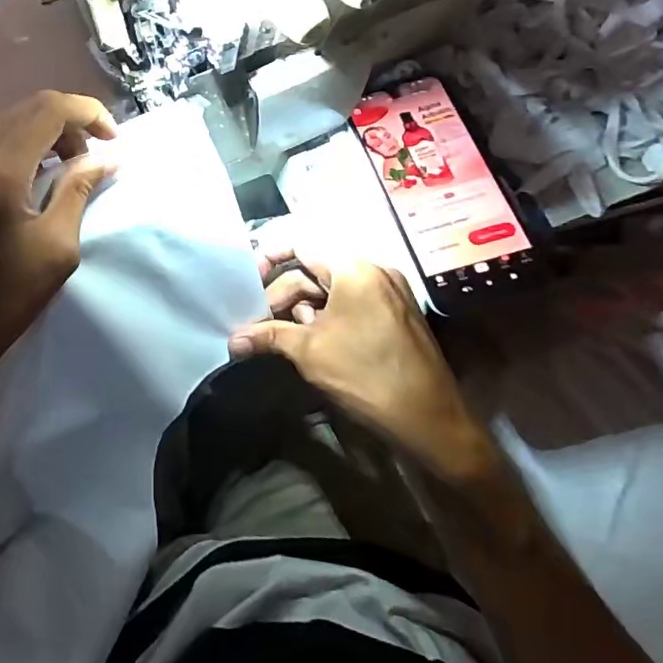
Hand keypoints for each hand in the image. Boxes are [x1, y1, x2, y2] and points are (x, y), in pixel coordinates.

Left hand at [0, 91, 117, 413]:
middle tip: (87, 157)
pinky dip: (1, 155)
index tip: (109, 137)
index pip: (48, 110)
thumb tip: (105, 158)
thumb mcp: (57, 248)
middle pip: (21, 112)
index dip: (86, 112)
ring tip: (54, 171)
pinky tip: (13, 186)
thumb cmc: (6, 303)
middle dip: (63, 125)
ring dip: (32, 138)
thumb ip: (79, 190)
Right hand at [229, 251, 496, 483]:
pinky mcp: (396, 313)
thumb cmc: (365, 376)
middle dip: (283, 295)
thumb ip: (268, 336)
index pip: (302, 242)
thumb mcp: (309, 353)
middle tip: (258, 323)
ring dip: (303, 309)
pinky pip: (352, 302)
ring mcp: (389, 291)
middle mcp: (375, 270)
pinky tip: (313, 342)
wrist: (430, 419)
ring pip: (332, 288)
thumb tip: (232, 341)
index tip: (249, 279)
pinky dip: (327, 316)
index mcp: (355, 268)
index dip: (270, 256)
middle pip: (315, 268)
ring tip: (284, 338)